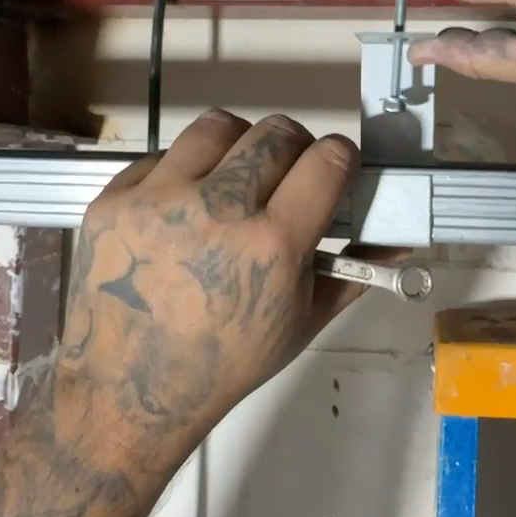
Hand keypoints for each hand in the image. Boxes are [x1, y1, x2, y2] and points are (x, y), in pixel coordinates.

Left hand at [54, 111, 367, 461]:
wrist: (132, 390)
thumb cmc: (231, 360)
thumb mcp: (305, 321)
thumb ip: (357, 271)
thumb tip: (400, 238)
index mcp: (272, 245)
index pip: (329, 159)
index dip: (342, 159)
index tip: (335, 172)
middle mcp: (216, 210)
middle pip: (278, 132)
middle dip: (296, 149)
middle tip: (287, 179)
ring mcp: (158, 200)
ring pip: (219, 126)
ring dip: (240, 146)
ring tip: (234, 179)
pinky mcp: (115, 199)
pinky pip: (165, 155)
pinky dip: (186, 173)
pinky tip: (184, 208)